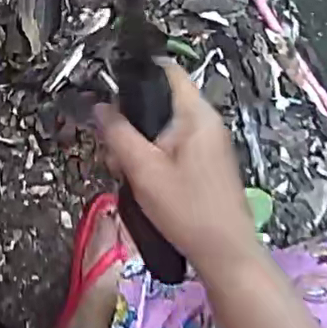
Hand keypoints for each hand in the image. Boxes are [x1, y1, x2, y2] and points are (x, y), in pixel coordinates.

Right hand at [96, 63, 259, 279]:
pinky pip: (173, 143)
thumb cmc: (188, 209)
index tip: (111, 84)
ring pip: (164, 125)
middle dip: (131, 117)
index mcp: (196, 113)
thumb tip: (99, 107)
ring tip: (123, 166)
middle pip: (160, 100)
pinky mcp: (207, 162)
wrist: (227, 258)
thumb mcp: (142, 169)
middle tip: (113, 142)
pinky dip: (153, 153)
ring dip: (139, 140)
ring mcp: (209, 143)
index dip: (138, 69)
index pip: (167, 69)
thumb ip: (117, 132)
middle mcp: (206, 121)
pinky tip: (141, 178)